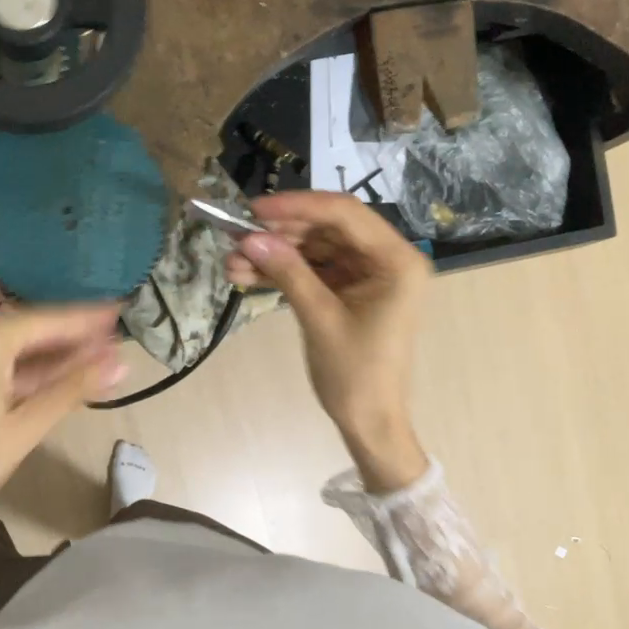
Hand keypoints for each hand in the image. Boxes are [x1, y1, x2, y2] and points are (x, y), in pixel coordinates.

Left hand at [0, 306, 125, 547]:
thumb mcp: (24, 428)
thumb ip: (73, 389)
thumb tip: (122, 363)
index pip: (47, 320)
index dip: (87, 319)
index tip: (121, 310)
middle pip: (28, 329)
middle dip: (70, 340)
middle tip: (114, 343)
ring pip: (9, 345)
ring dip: (49, 356)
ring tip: (94, 360)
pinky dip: (21, 368)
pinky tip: (53, 376)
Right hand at [226, 191, 431, 492]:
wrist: (370, 422)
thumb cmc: (355, 375)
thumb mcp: (320, 319)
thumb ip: (288, 273)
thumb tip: (249, 239)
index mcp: (396, 260)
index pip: (344, 214)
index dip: (296, 206)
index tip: (253, 210)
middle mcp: (387, 259)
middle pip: (327, 229)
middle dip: (280, 234)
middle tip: (235, 238)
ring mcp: (368, 276)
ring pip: (316, 250)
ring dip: (276, 255)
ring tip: (232, 264)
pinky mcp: (351, 293)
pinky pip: (315, 272)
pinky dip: (284, 274)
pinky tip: (248, 277)